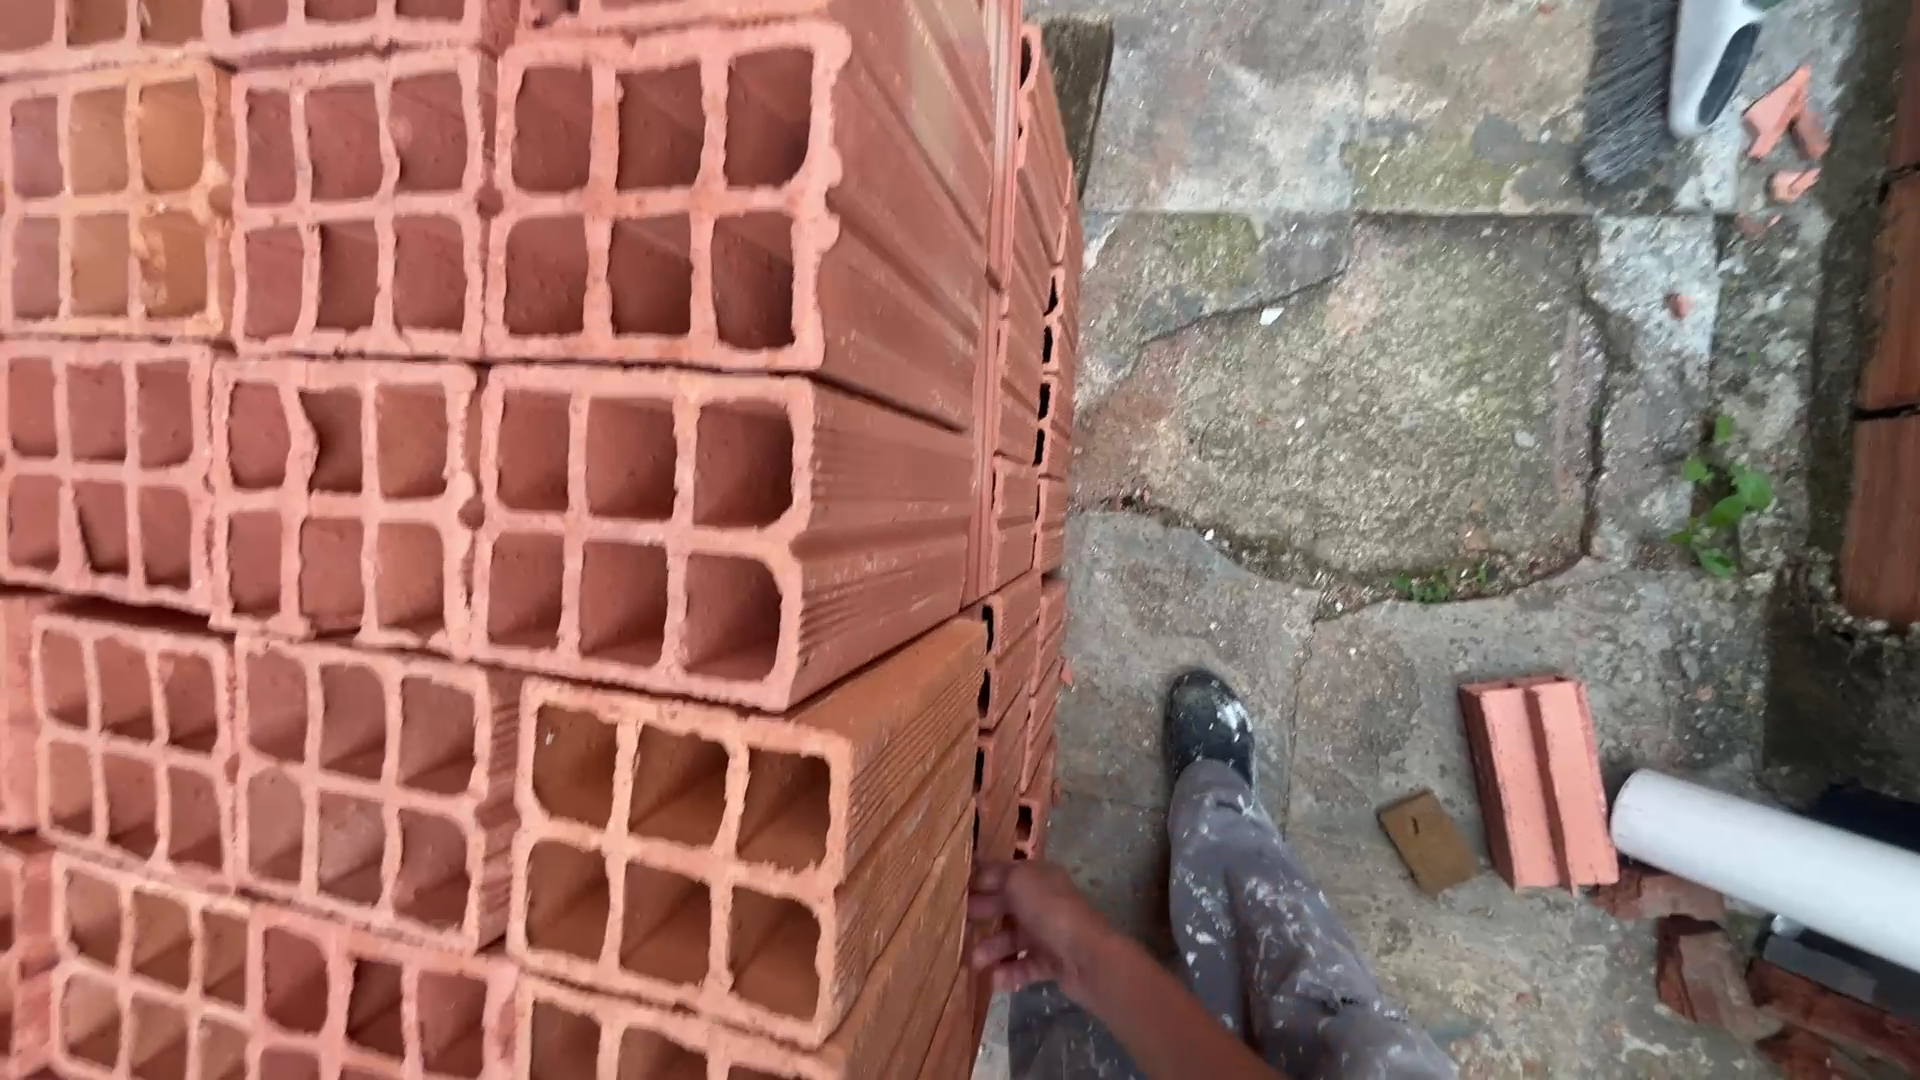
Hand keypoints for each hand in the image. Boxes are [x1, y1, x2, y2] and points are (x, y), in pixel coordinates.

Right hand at [967, 859, 1115, 1000]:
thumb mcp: (1018, 880)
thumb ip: (996, 875)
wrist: (1086, 955)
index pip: (1005, 874)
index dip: (981, 881)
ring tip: (975, 961)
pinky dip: (1010, 972)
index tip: (956, 892)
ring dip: (993, 949)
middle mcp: (1044, 902)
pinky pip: (1026, 966)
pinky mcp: (1053, 962)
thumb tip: (977, 874)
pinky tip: (995, 980)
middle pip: (1007, 906)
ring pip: (1014, 939)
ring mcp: (1049, 933)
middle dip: (983, 914)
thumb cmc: (1049, 910)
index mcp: (1038, 877)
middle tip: (959, 925)